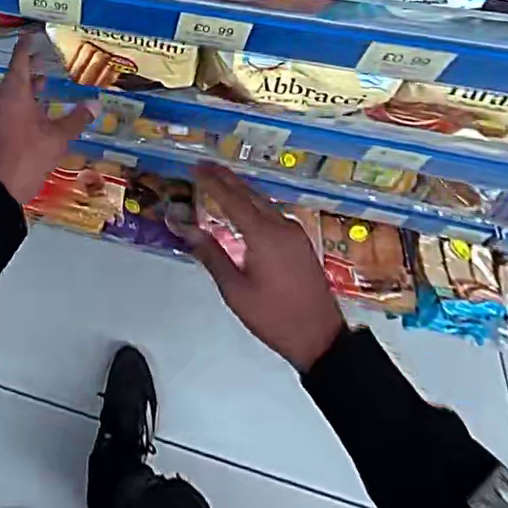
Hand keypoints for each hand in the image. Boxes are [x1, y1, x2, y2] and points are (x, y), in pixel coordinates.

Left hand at [0, 32, 95, 203]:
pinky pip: (11, 104)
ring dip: (30, 85)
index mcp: (13, 91)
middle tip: (49, 55)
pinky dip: (25, 100)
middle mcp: (1, 96)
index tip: (35, 33)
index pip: (20, 58)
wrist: (0, 185)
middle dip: (33, 65)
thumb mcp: (58, 137)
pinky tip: (40, 107)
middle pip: (17, 73)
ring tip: (48, 79)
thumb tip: (96, 104)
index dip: (28, 44)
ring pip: (14, 90)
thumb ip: (76, 118)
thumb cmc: (28, 155)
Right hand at [178, 163, 344, 371]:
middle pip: (249, 194)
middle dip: (226, 178)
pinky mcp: (301, 244)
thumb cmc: (274, 316)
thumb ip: (210, 253)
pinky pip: (272, 213)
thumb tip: (184, 227)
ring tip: (220, 179)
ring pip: (263, 202)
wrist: (323, 341)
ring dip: (240, 189)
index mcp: (263, 235)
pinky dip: (254, 203)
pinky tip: (245, 206)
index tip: (195, 169)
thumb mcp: (234, 289)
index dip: (211, 182)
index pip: (231, 199)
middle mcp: (281, 228)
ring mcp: (295, 235)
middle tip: (205, 165)